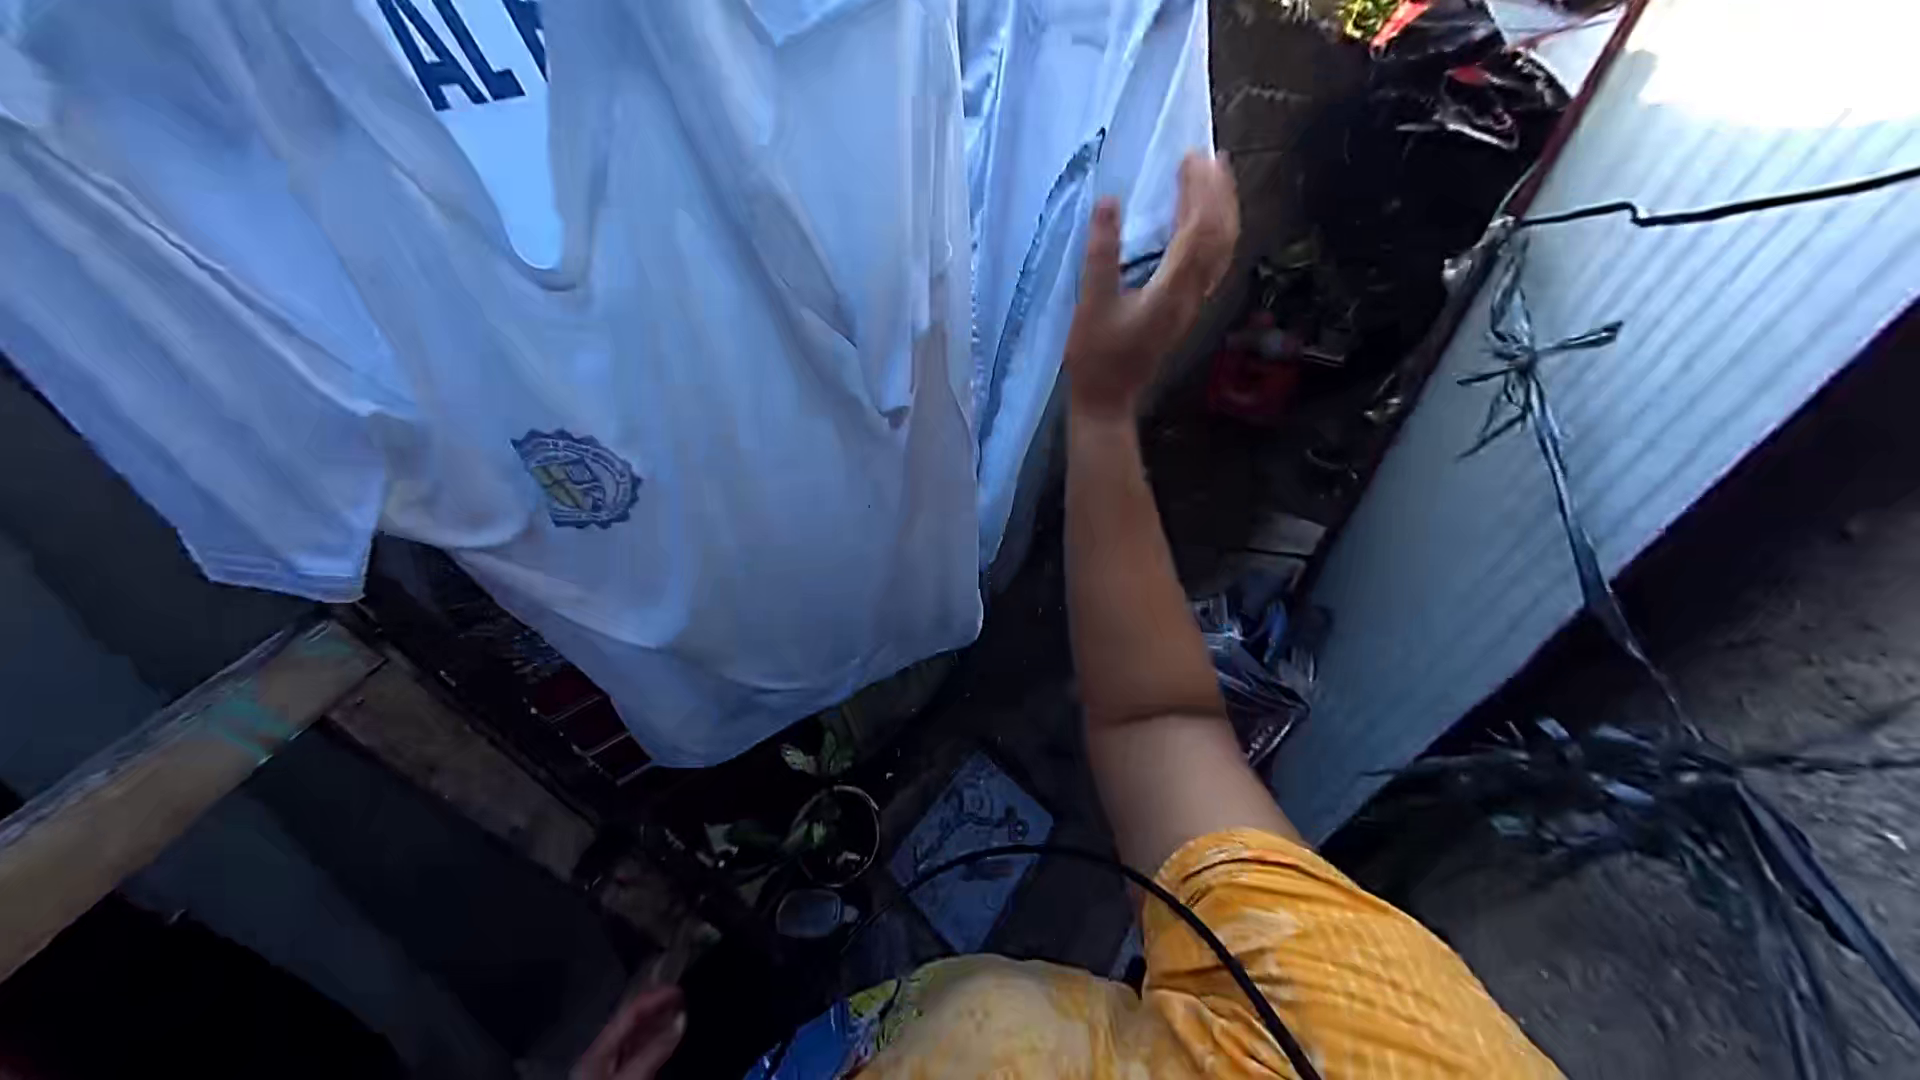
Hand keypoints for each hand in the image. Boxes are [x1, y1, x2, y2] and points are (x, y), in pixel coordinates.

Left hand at [572, 985, 685, 1079]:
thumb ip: (655, 1051)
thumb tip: (680, 1019)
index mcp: (599, 1052)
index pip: (629, 1015)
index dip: (654, 999)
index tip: (679, 991)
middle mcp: (603, 1056)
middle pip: (631, 1023)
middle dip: (656, 1008)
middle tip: (681, 998)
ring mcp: (610, 1070)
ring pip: (636, 1038)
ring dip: (657, 1023)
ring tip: (678, 1012)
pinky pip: (639, 1053)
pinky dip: (655, 1041)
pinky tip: (667, 1038)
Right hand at [1065, 151, 1238, 421]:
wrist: (1107, 398)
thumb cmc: (1096, 357)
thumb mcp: (1091, 304)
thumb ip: (1101, 254)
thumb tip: (1107, 203)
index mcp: (1171, 290)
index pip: (1197, 230)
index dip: (1198, 191)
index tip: (1190, 158)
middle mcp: (1191, 295)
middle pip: (1220, 237)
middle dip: (1219, 195)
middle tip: (1212, 158)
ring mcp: (1191, 305)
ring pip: (1220, 252)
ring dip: (1222, 213)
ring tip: (1215, 182)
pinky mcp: (1183, 312)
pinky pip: (1210, 265)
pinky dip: (1213, 236)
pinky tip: (1201, 226)